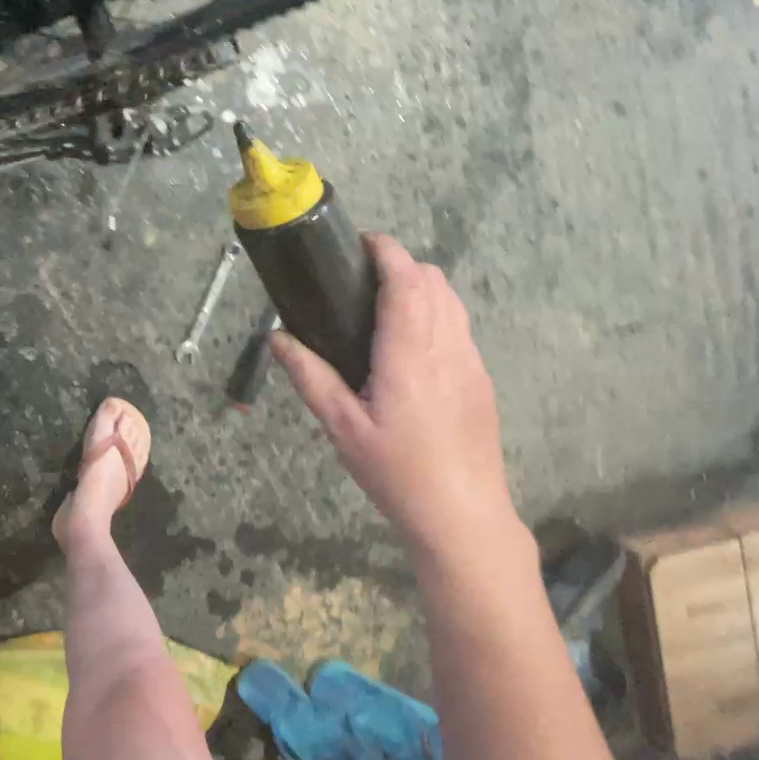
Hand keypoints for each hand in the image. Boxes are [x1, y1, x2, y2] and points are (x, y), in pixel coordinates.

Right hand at [269, 233, 519, 568]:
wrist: (463, 516)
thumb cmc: (396, 471)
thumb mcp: (341, 427)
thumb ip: (310, 376)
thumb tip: (277, 337)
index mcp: (410, 353)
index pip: (407, 281)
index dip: (387, 252)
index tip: (359, 243)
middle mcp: (447, 347)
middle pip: (434, 281)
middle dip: (401, 265)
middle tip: (359, 281)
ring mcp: (471, 363)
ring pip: (453, 300)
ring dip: (421, 287)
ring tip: (381, 306)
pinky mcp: (481, 380)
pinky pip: (460, 326)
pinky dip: (436, 312)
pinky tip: (408, 345)